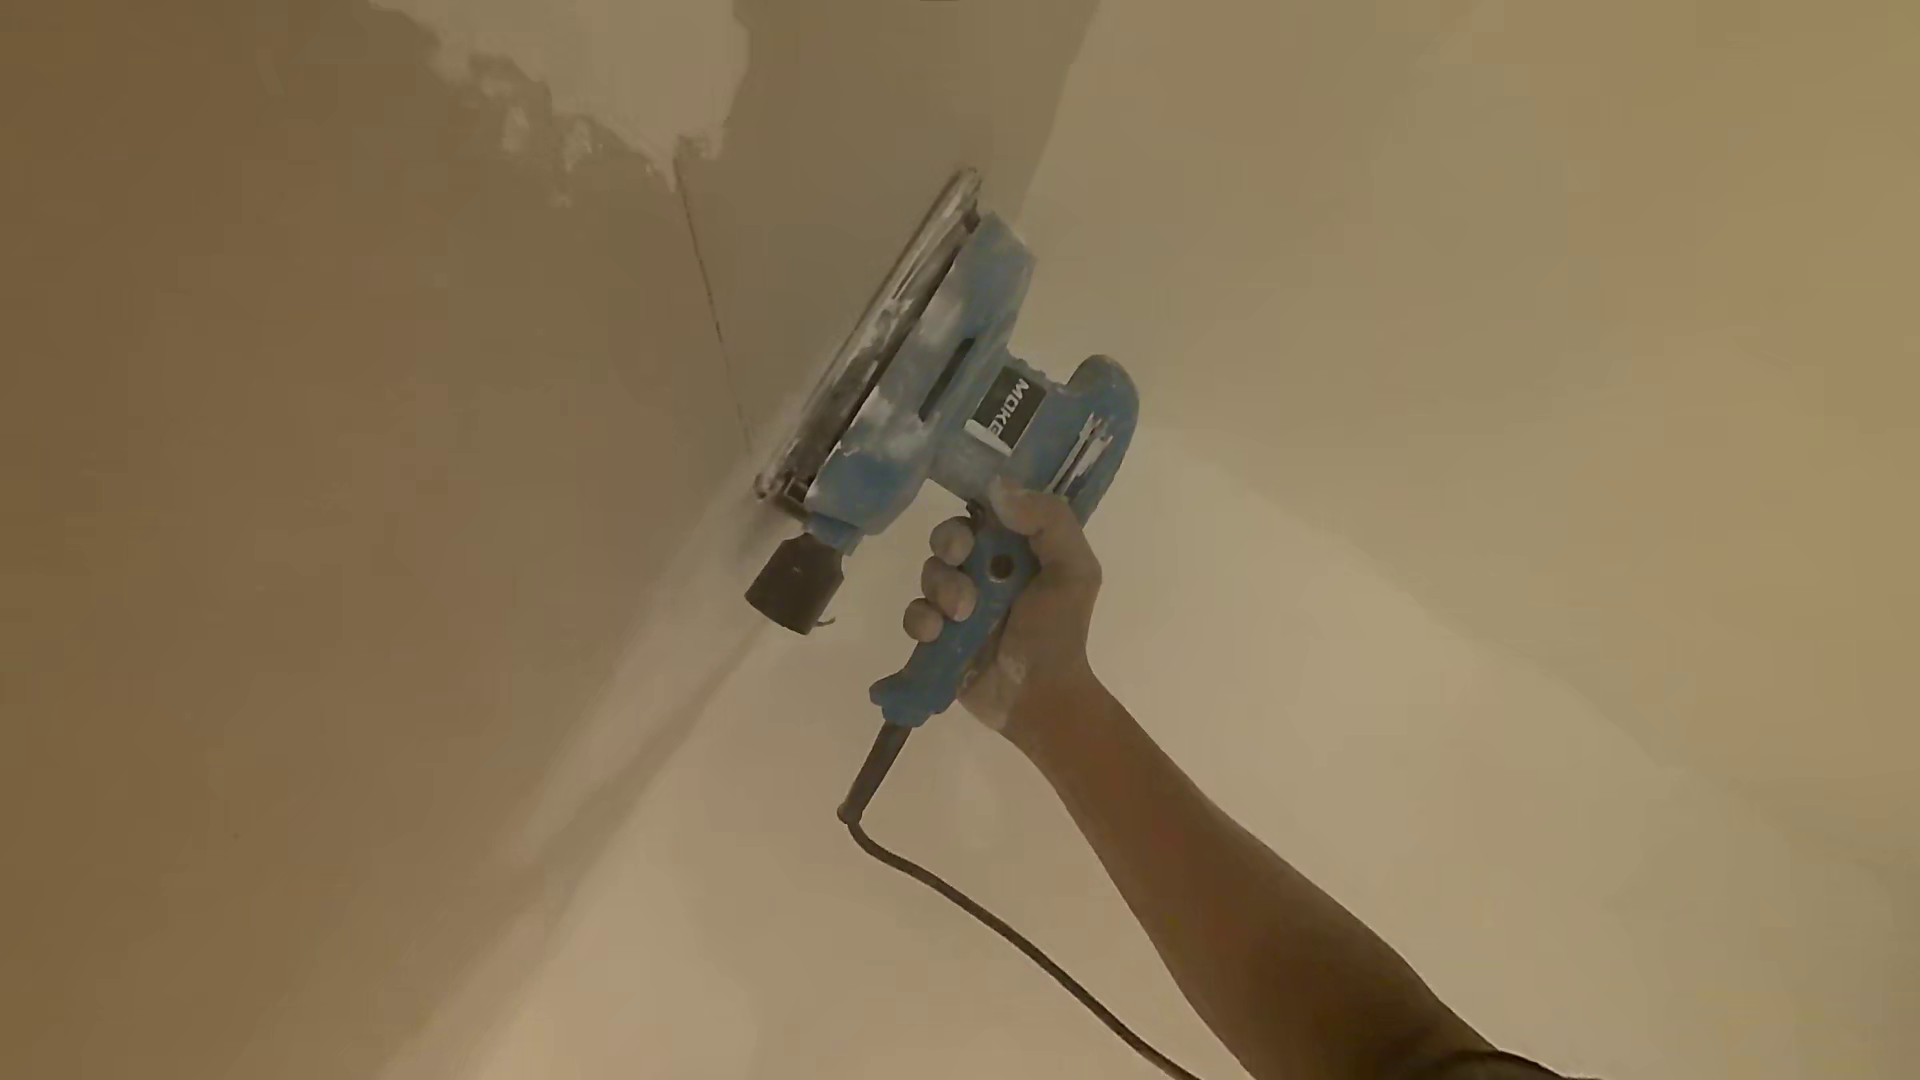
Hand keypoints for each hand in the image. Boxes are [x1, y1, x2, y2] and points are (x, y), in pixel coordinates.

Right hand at [902, 477, 1104, 740]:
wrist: (1040, 698)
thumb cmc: (1059, 631)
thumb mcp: (1073, 569)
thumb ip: (1048, 521)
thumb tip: (998, 485)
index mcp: (1017, 548)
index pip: (984, 511)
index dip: (973, 511)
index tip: (976, 526)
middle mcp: (984, 568)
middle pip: (949, 537)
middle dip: (949, 546)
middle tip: (962, 563)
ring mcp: (958, 601)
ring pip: (930, 572)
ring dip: (941, 587)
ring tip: (962, 615)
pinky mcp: (938, 633)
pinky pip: (914, 612)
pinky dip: (921, 620)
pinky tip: (937, 634)